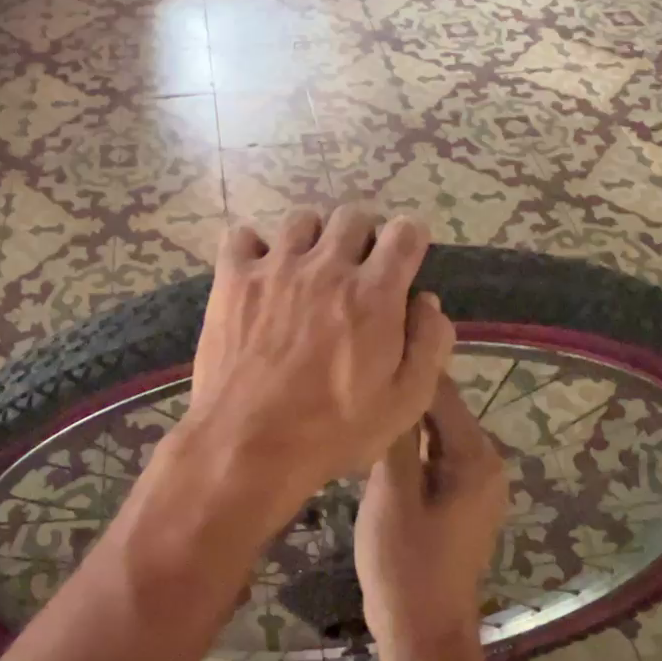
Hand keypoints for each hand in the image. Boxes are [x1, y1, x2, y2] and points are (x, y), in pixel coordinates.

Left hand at [181, 206, 454, 497]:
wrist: (247, 444)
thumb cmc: (333, 430)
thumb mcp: (405, 403)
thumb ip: (428, 345)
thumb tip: (427, 302)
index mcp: (374, 293)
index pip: (405, 231)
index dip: (409, 241)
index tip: (403, 261)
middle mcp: (326, 266)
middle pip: (353, 216)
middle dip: (362, 237)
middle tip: (355, 272)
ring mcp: (275, 267)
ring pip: (301, 220)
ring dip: (312, 239)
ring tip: (306, 271)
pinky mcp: (233, 278)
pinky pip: (243, 235)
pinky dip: (254, 248)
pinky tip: (259, 274)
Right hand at [356, 376, 506, 649]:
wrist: (422, 633)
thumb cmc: (406, 563)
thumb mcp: (392, 494)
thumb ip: (397, 436)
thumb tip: (396, 379)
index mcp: (475, 457)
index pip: (441, 390)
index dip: (406, 366)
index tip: (367, 348)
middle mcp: (485, 463)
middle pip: (440, 409)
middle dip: (401, 391)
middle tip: (355, 374)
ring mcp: (474, 484)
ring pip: (434, 432)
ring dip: (401, 419)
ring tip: (359, 400)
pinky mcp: (458, 501)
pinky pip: (433, 456)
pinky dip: (408, 446)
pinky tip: (374, 440)